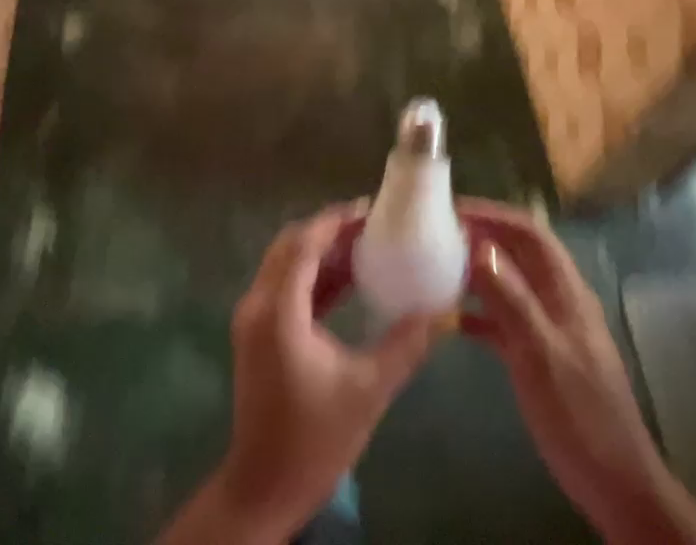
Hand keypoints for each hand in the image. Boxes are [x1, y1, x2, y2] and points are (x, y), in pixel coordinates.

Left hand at [158, 203, 445, 544]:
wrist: (266, 484)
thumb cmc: (316, 437)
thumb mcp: (369, 388)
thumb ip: (406, 343)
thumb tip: (443, 311)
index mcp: (278, 310)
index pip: (304, 244)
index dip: (336, 221)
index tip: (373, 210)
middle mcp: (257, 304)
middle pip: (290, 246)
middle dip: (329, 230)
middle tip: (374, 226)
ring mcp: (253, 319)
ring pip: (285, 265)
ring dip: (321, 253)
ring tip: (368, 247)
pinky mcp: (257, 334)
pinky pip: (285, 288)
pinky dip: (314, 278)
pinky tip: (350, 282)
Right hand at [459, 199, 695, 544]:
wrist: (613, 480)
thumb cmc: (579, 416)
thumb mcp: (541, 357)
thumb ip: (513, 302)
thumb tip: (480, 248)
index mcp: (566, 294)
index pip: (530, 234)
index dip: (493, 215)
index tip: (450, 209)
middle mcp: (559, 302)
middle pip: (519, 252)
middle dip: (481, 234)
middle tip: (433, 232)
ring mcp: (549, 328)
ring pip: (509, 283)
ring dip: (476, 269)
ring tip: (433, 265)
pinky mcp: (537, 354)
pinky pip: (502, 318)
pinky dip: (476, 310)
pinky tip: (447, 317)